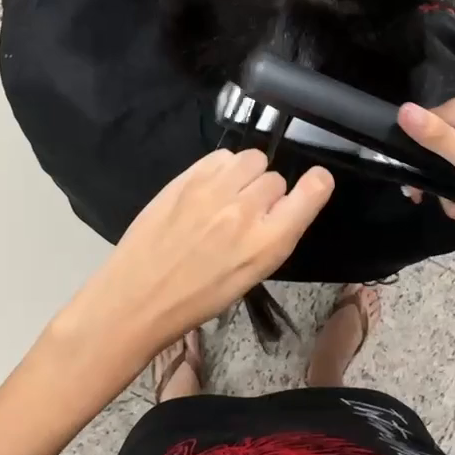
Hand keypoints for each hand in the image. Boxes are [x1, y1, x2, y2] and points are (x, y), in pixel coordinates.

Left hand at [46, 149, 332, 372]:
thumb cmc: (197, 298)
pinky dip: (222, 168)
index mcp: (268, 244)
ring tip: (228, 196)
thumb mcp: (251, 276)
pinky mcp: (187, 178)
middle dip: (267, 193)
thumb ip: (272, 236)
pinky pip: (221, 156)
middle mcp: (245, 211)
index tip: (313, 184)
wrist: (139, 296)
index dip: (316, 184)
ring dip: (247, 174)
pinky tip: (209, 189)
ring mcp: (214, 190)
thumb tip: (282, 205)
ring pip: (251, 159)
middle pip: (276, 177)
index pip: (311, 192)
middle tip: (247, 214)